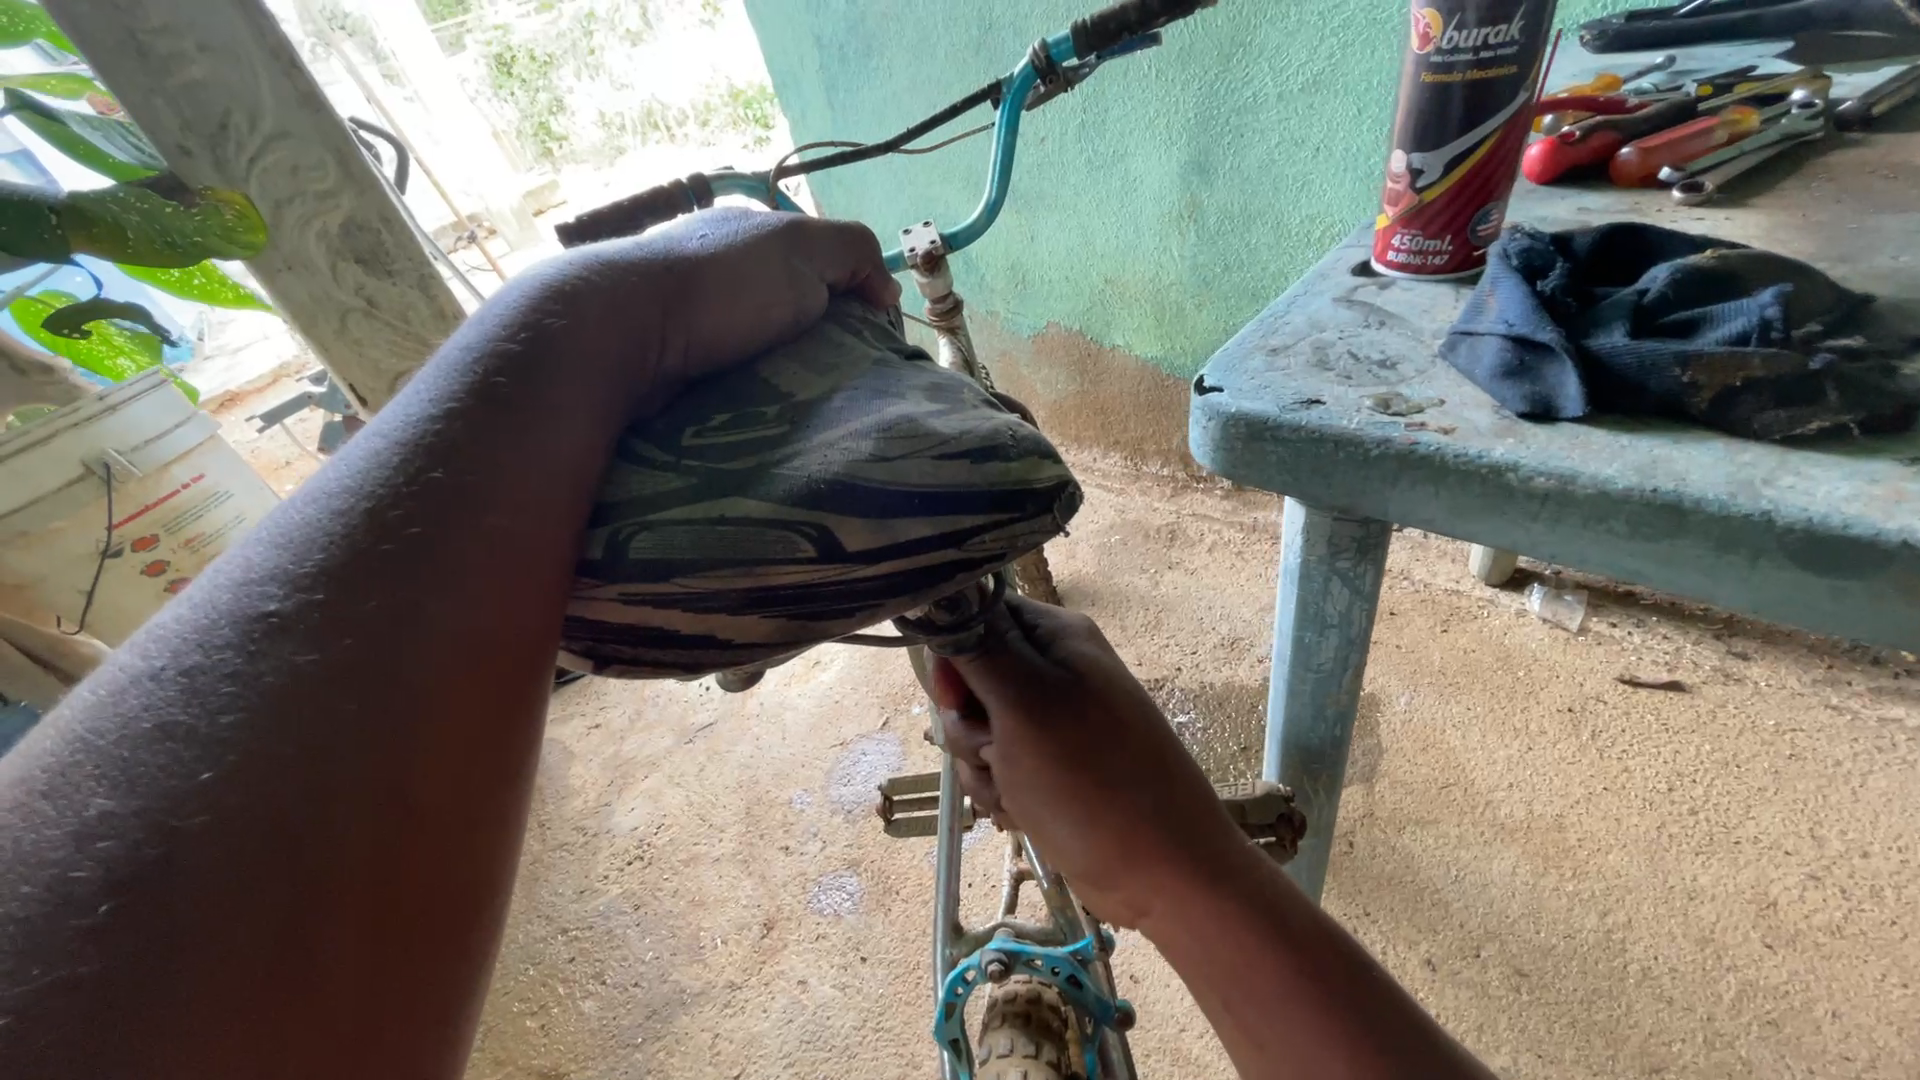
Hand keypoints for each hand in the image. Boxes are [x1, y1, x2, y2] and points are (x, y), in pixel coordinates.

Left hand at [518, 207, 899, 407]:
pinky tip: (760, 409)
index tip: (867, 342)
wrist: (625, 331)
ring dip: (782, 373)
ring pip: (758, 348)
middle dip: (817, 343)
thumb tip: (885, 292)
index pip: (818, 269)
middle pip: (789, 312)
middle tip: (838, 380)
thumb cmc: (725, 286)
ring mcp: (688, 316)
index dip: (850, 302)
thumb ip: (855, 253)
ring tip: (804, 404)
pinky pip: (725, 375)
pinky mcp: (667, 359)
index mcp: (750, 239)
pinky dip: (746, 389)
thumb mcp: (805, 249)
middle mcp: (718, 271)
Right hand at [929, 597, 1250, 928]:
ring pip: (976, 729)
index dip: (954, 657)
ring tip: (1015, 792)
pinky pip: (995, 766)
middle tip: (996, 750)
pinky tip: (1024, 813)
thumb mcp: (1025, 704)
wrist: (1164, 873)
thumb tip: (940, 594)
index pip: (976, 615)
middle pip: (968, 679)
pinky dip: (999, 791)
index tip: (956, 698)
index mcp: (1055, 637)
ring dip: (981, 766)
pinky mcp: (1048, 766)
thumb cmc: (1092, 781)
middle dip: (967, 724)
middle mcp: (1052, 671)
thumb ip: (979, 646)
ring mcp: (1050, 722)